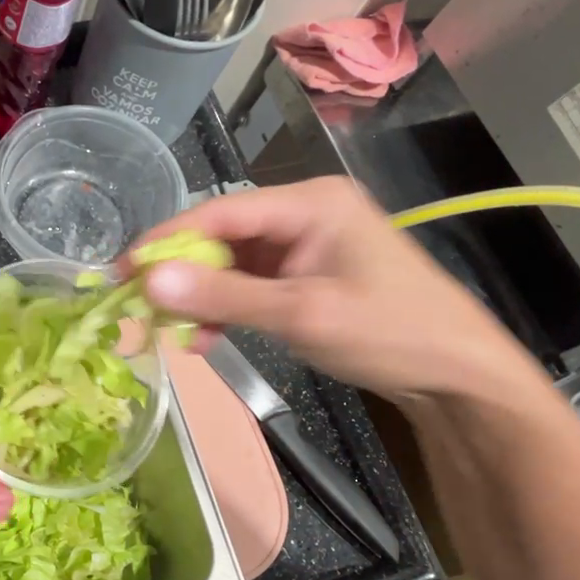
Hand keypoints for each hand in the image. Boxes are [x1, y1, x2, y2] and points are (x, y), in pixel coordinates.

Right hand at [124, 177, 541, 402]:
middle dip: (182, 275)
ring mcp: (304, 245)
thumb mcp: (301, 315)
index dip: (167, 240)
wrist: (458, 375)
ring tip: (172, 334)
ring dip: (200, 299)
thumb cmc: (390, 333)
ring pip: (230, 264)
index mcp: (310, 203)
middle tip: (141, 310)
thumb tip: (147, 283)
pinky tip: (206, 340)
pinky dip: (224, 310)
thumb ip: (223, 298)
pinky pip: (248, 285)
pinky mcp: (304, 275)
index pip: (220, 211)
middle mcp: (303, 214)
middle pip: (221, 236)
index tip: (122, 271)